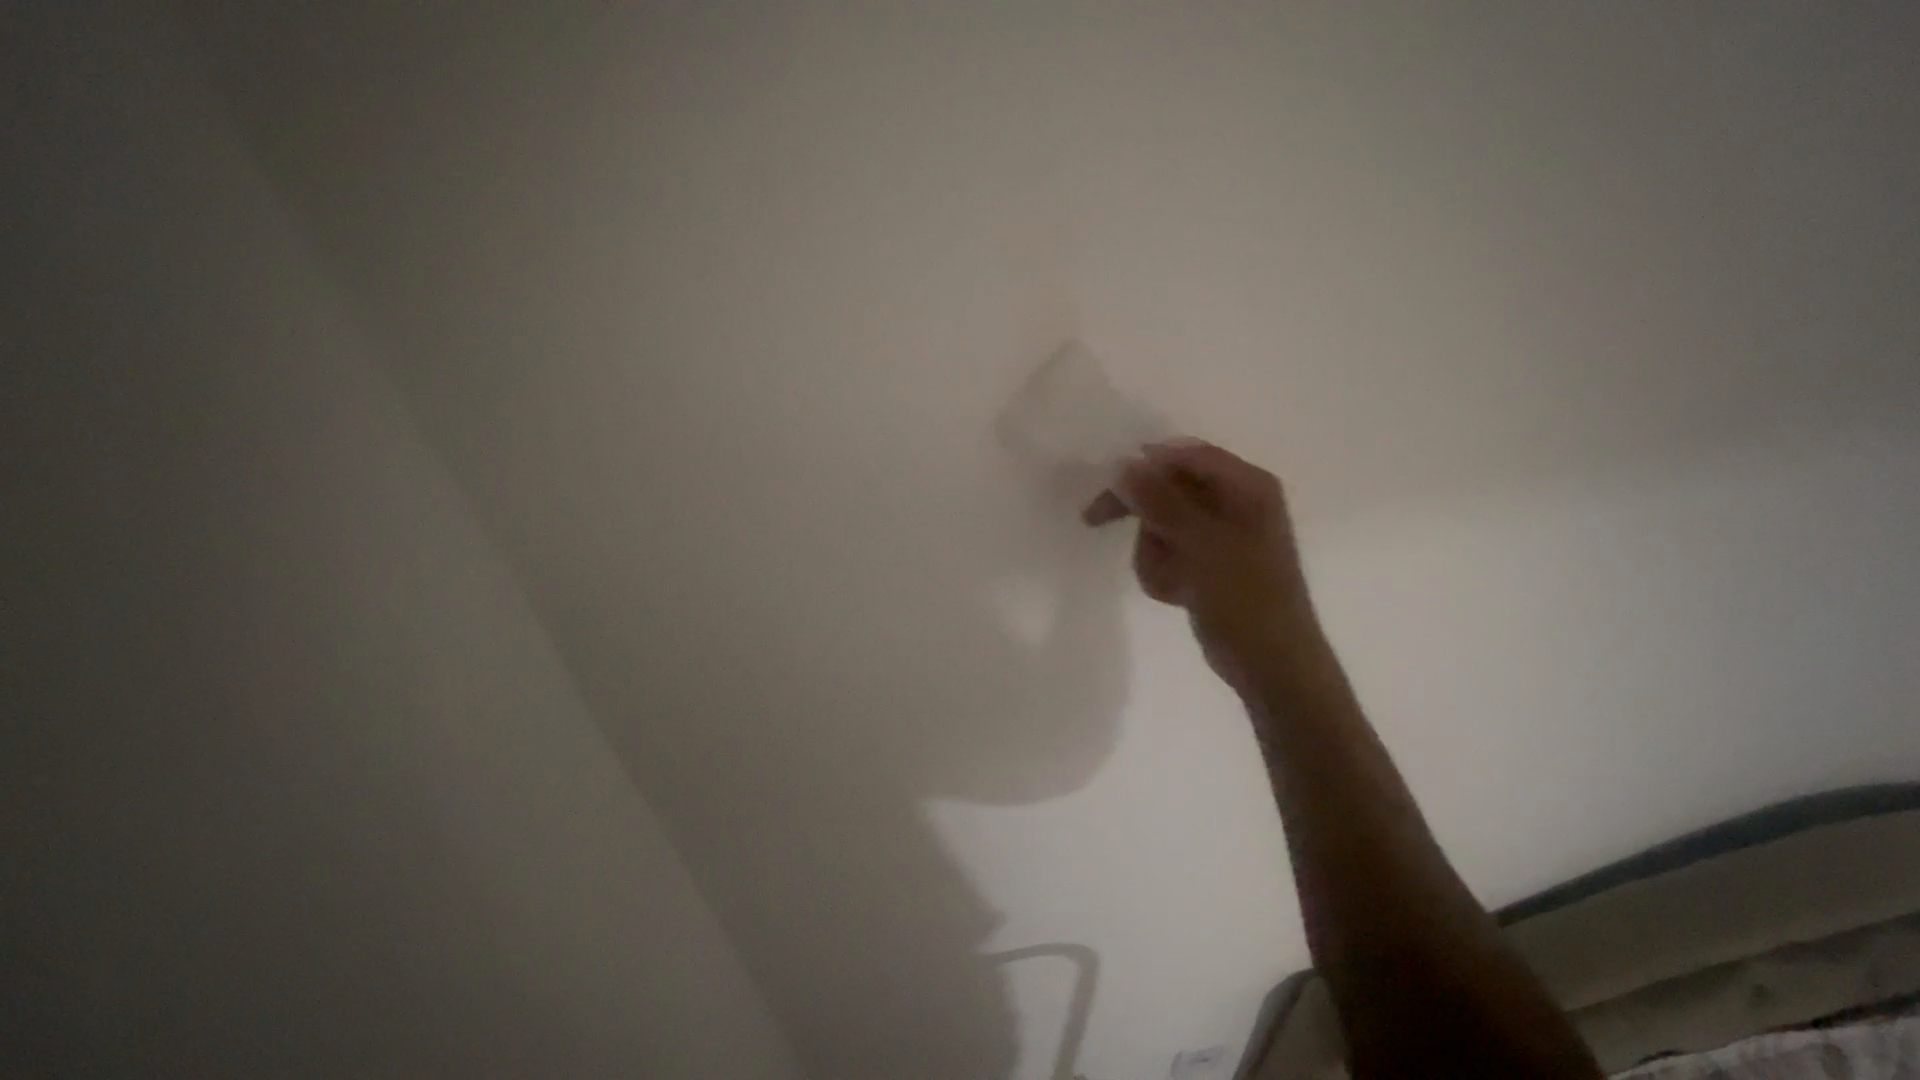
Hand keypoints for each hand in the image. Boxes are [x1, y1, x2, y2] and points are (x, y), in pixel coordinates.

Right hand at [1083, 440, 1316, 693]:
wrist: (1271, 664)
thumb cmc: (1247, 598)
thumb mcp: (1201, 544)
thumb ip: (1159, 501)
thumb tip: (1122, 463)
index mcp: (1247, 486)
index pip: (1186, 456)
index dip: (1145, 465)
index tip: (1109, 484)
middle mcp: (1234, 503)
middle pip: (1167, 489)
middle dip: (1145, 520)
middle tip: (1094, 521)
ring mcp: (1219, 537)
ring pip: (1159, 525)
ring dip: (1153, 554)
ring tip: (1169, 582)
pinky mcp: (1206, 566)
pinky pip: (1166, 554)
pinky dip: (1162, 573)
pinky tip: (1175, 595)